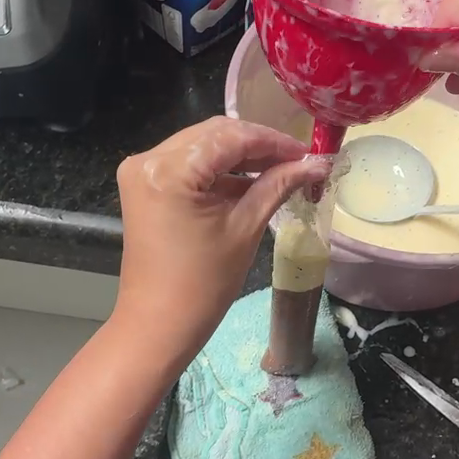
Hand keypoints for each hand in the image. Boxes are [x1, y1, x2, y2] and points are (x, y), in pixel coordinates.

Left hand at [111, 117, 328, 365]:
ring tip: (279, 171)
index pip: (229, 136)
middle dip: (257, 145)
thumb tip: (316, 164)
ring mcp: (142, 171)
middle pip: (213, 135)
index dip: (273, 141)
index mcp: (168, 170)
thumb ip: (277, 186)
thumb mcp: (244, 229)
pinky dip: (219, 172)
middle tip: (297, 161)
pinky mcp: (145, 186)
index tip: (307, 152)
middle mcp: (148, 159)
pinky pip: (188, 165)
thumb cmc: (203, 284)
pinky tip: (250, 183)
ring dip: (239, 157)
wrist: (159, 323)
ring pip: (201, 147)